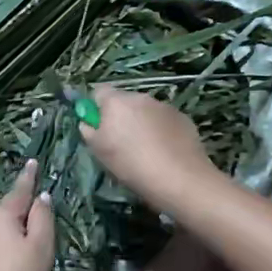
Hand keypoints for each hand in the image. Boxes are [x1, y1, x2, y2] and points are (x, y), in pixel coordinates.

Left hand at [0, 160, 53, 270]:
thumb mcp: (42, 249)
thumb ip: (43, 217)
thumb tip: (40, 196)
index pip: (19, 189)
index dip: (29, 176)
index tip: (33, 161)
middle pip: (5, 210)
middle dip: (20, 214)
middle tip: (41, 234)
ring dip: (8, 234)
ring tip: (25, 258)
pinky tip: (6, 270)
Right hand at [77, 85, 219, 210]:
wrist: (181, 179)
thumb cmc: (131, 164)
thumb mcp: (98, 151)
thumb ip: (88, 131)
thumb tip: (88, 122)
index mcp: (116, 102)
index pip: (97, 91)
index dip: (94, 107)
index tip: (96, 126)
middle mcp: (141, 97)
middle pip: (122, 101)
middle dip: (118, 116)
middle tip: (118, 141)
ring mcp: (164, 106)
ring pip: (144, 111)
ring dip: (140, 123)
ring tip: (143, 149)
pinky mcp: (183, 118)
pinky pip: (163, 120)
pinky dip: (159, 130)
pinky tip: (162, 151)